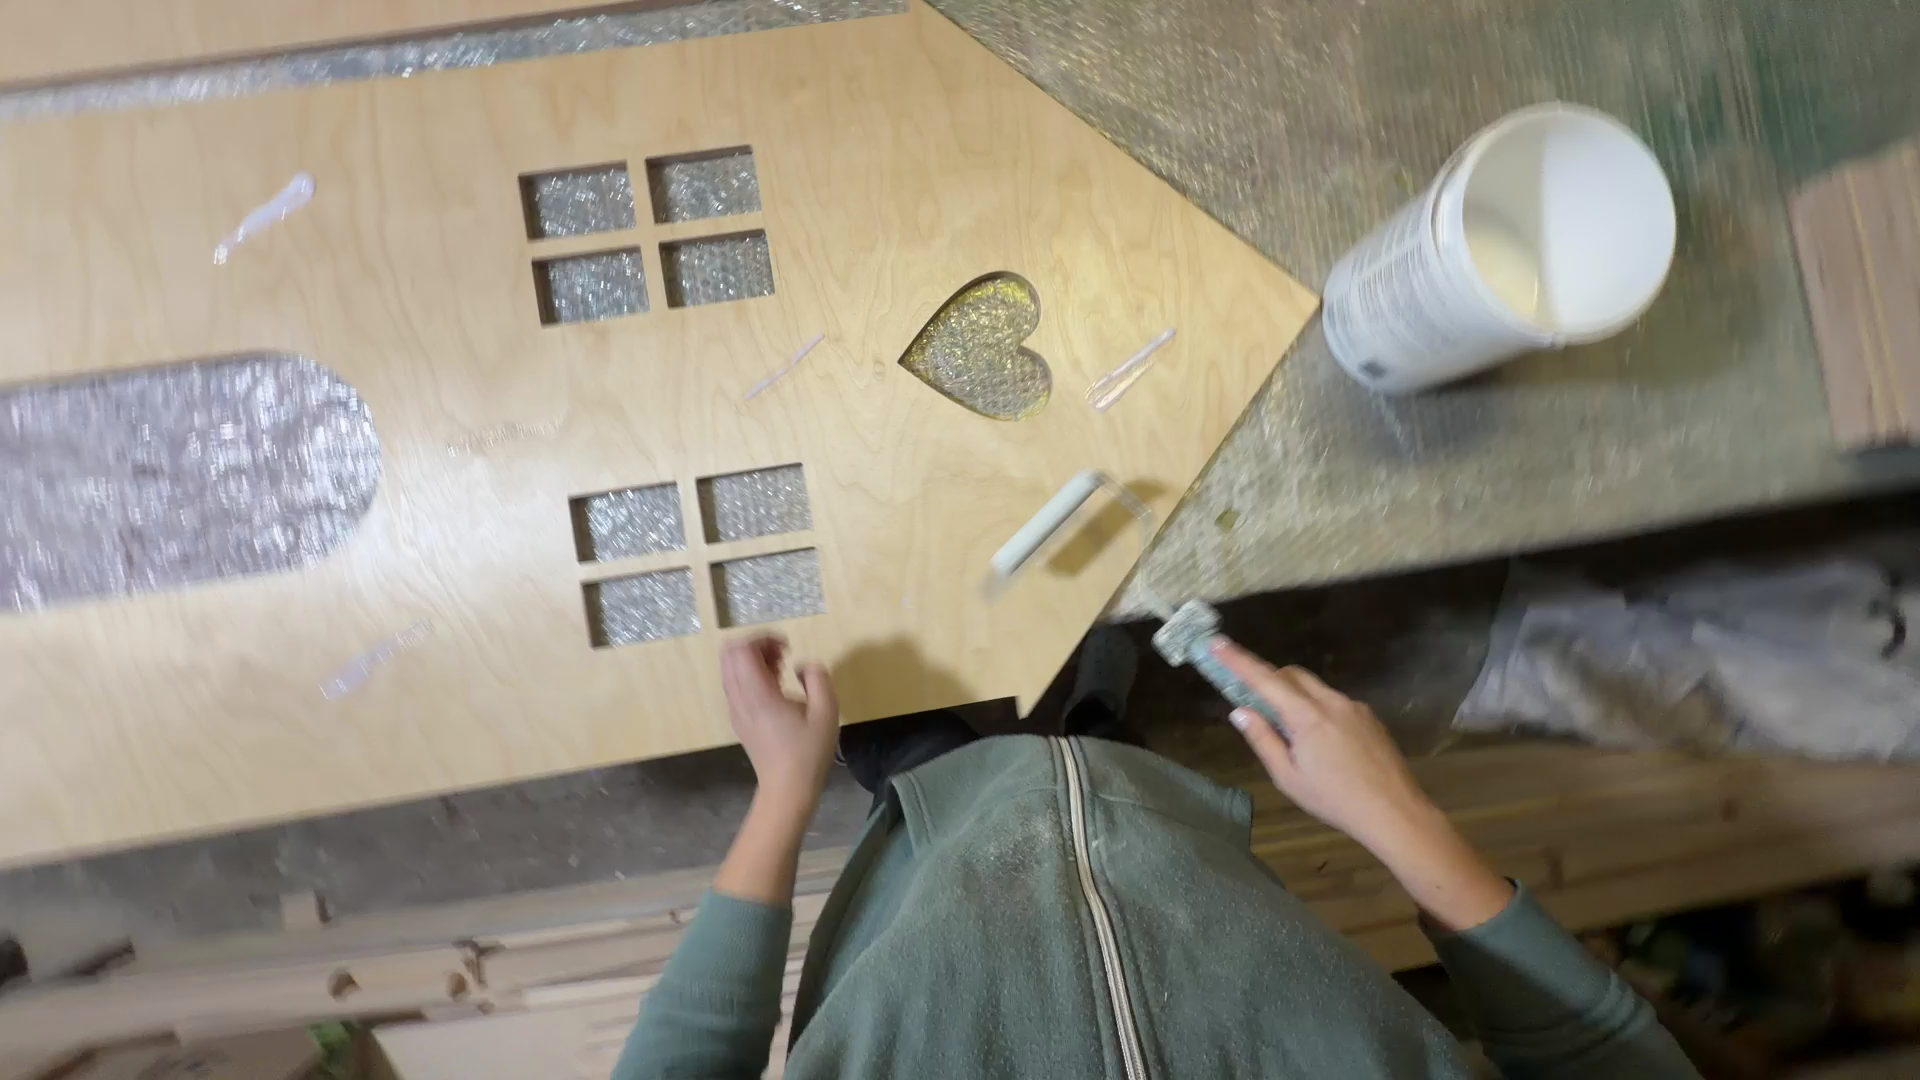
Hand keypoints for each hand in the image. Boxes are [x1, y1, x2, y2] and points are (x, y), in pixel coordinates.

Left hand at [721, 635, 839, 809]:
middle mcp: (740, 698)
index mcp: (758, 694)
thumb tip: (803, 665)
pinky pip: (736, 683)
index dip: (762, 638)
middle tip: (783, 655)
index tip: (787, 647)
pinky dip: (752, 674)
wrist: (787, 789)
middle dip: (756, 645)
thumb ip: (817, 678)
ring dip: (754, 660)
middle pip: (730, 654)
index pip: (741, 649)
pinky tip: (776, 687)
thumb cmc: (809, 751)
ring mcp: (736, 709)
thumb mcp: (826, 711)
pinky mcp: (739, 719)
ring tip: (782, 669)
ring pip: (731, 668)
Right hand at [1212, 639, 1512, 929]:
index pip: (1264, 679)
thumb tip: (1240, 711)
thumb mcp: (1288, 777)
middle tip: (1253, 701)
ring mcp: (1353, 707)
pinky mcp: (1369, 717)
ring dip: (1293, 695)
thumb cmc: (1335, 800)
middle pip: (1290, 674)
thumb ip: (1262, 739)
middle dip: (1268, 678)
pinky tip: (1322, 742)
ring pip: (1313, 687)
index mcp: (1306, 716)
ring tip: (1291, 731)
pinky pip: (1332, 701)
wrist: (1397, 814)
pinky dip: (1315, 707)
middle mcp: (1330, 701)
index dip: (1237, 660)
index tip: (1217, 643)